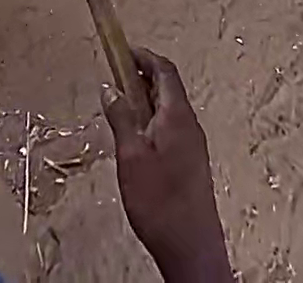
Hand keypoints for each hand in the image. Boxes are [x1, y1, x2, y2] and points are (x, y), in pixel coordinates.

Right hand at [104, 49, 232, 282]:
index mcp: (177, 116)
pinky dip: (151, 116)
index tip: (121, 49)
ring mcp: (193, 145)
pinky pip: (171, 125)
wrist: (191, 251)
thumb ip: (120, 117)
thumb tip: (109, 87)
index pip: (165, 71)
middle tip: (114, 73)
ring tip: (119, 102)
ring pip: (169, 107)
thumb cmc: (158, 200)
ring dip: (145, 96)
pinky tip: (134, 133)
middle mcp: (189, 125)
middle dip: (142, 74)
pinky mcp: (191, 162)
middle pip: (168, 86)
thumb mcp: (130, 155)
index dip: (144, 56)